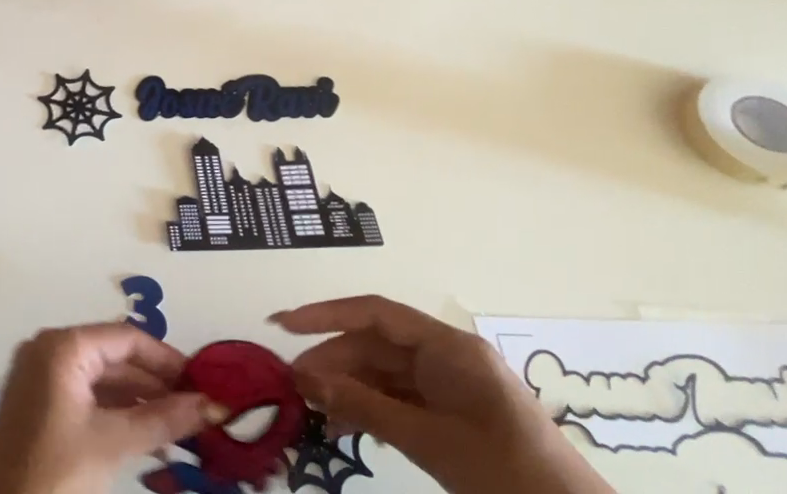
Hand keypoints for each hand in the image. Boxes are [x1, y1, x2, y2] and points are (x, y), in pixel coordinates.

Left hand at [0, 323, 227, 493]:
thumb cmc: (56, 469)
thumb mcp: (114, 443)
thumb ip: (164, 419)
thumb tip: (212, 405)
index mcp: (63, 346)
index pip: (127, 338)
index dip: (168, 360)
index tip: (206, 384)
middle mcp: (49, 350)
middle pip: (115, 356)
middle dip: (158, 383)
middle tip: (201, 411)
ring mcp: (41, 376)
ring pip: (103, 379)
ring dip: (142, 401)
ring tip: (185, 429)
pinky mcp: (40, 403)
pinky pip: (87, 396)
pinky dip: (118, 412)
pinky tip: (152, 438)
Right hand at [273, 296, 612, 493]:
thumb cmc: (504, 471)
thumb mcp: (427, 439)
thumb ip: (362, 405)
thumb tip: (302, 379)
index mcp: (449, 348)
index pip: (375, 314)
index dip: (325, 315)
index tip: (282, 325)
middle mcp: (448, 357)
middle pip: (375, 345)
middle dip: (332, 362)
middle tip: (293, 386)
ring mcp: (453, 386)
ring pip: (384, 375)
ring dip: (348, 390)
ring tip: (315, 413)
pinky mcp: (456, 415)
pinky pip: (401, 399)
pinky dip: (371, 410)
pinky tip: (349, 429)